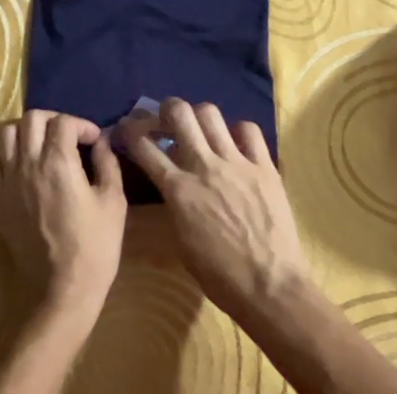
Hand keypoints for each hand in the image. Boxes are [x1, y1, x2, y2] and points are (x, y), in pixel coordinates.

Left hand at [0, 110, 127, 315]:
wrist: (62, 289)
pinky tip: (22, 168)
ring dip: (27, 133)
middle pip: (32, 118)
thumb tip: (100, 142)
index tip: (94, 140)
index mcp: (58, 162)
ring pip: (7, 135)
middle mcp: (28, 164)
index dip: (81, 124)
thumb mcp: (113, 202)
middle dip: (53, 120)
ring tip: (43, 147)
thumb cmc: (94, 246)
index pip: (63, 122)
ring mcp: (8, 181)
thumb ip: (107, 164)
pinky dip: (6, 156)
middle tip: (69, 136)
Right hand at [119, 98, 306, 317]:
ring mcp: (236, 162)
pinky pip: (249, 130)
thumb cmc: (219, 275)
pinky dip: (237, 131)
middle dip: (166, 109)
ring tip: (199, 128)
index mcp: (178, 190)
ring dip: (198, 116)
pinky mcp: (264, 166)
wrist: (269, 286)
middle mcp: (204, 166)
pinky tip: (234, 143)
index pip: (144, 146)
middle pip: (178, 113)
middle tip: (166, 120)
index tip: (126, 129)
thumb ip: (174, 202)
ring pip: (210, 113)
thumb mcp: (181, 239)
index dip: (129, 132)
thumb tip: (171, 180)